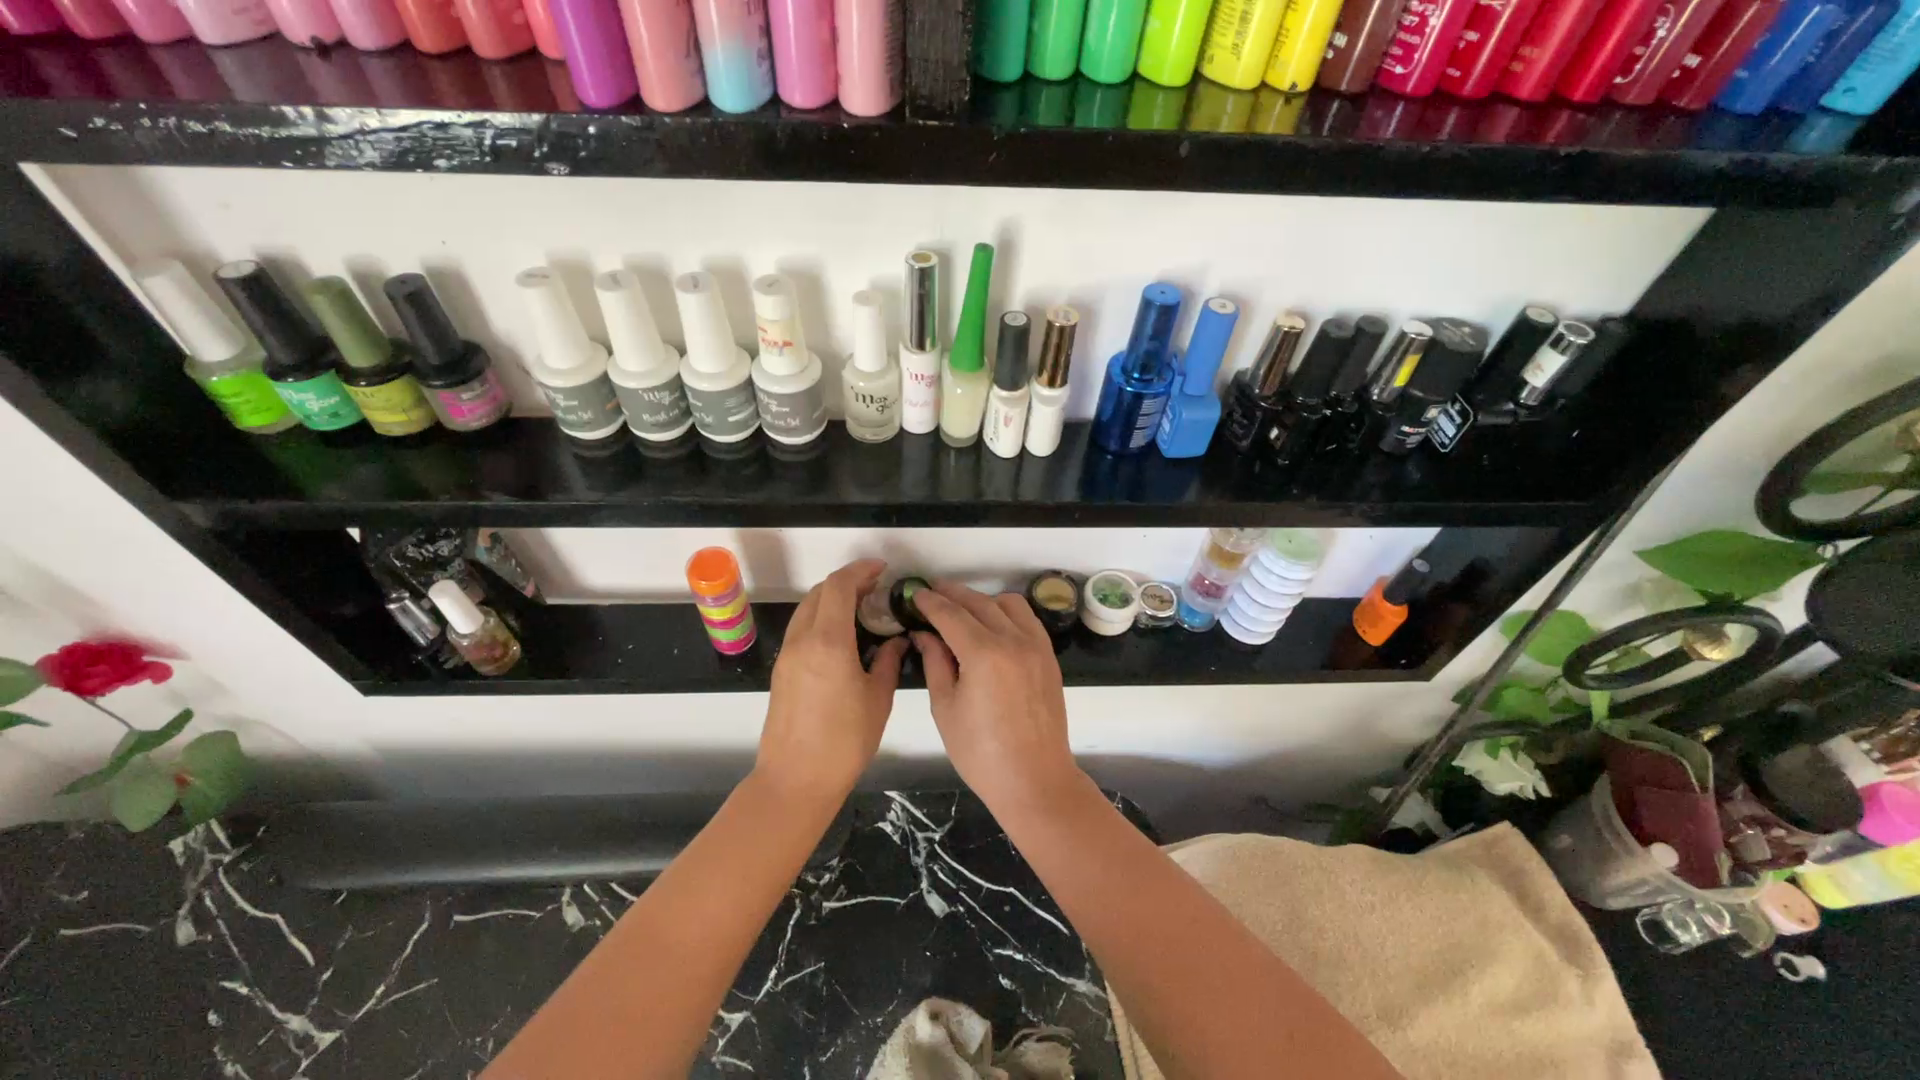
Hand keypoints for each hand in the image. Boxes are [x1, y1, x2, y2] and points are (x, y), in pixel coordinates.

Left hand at [758, 559, 908, 799]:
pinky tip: (843, 637)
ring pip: (806, 610)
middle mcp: (802, 641)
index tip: (882, 570)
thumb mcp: (878, 699)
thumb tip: (895, 641)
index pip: (839, 586)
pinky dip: (821, 620)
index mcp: (828, 642)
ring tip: (861, 610)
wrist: (795, 778)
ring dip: (831, 600)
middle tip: (876, 590)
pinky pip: (801, 630)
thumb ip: (888, 662)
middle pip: (819, 592)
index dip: (860, 570)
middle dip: (847, 582)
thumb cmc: (844, 742)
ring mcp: (787, 655)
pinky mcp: (781, 671)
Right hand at [912, 583, 1083, 811]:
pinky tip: (992, 624)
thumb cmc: (980, 753)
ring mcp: (1036, 647)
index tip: (914, 594)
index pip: (951, 614)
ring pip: (1008, 604)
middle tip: (931, 593)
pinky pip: (1027, 620)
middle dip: (952, 595)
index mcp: (984, 654)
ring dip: (982, 600)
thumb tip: (925, 634)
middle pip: (979, 603)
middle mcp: (1013, 641)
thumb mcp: (945, 707)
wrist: (1034, 779)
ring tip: (961, 609)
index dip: (929, 602)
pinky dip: (1007, 613)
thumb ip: (935, 662)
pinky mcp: (1049, 657)